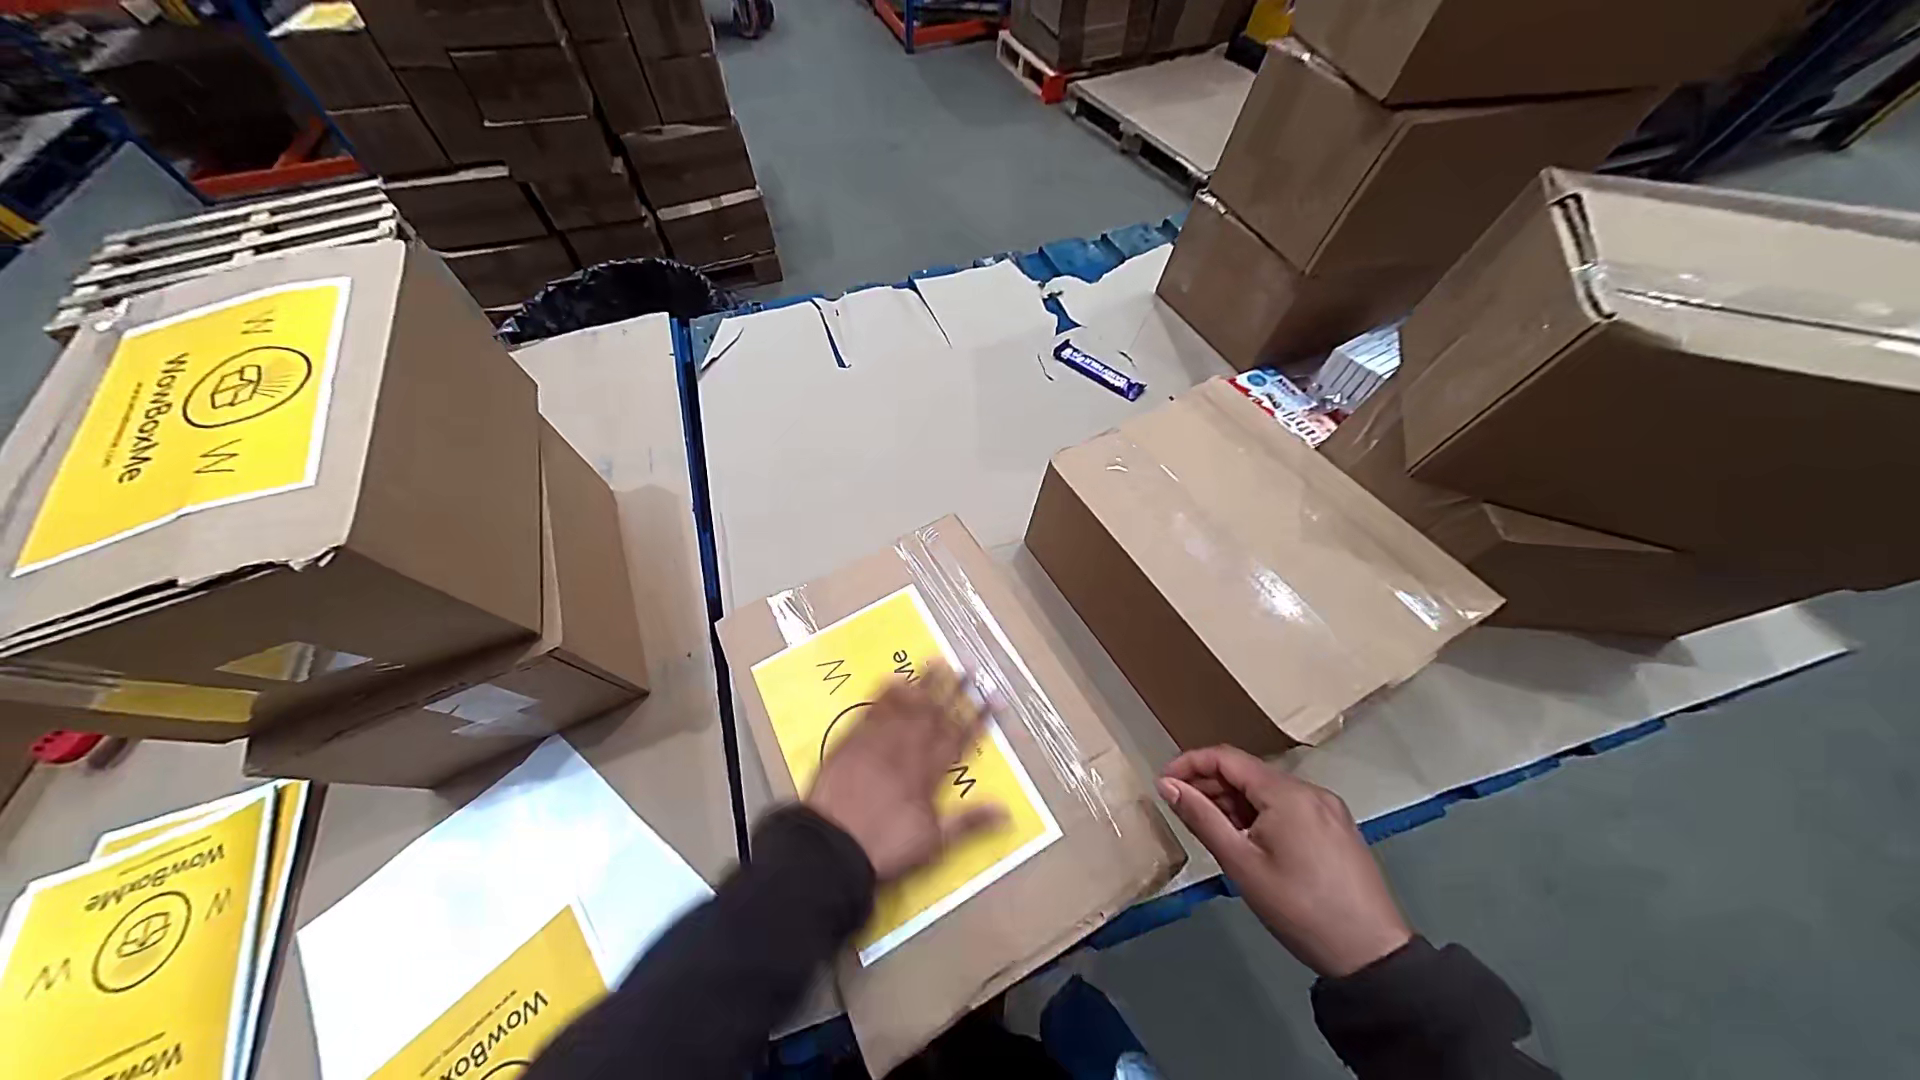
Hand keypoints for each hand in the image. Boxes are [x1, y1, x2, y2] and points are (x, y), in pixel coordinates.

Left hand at [807, 663, 1005, 881]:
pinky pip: (873, 708)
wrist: (830, 845)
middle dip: (955, 688)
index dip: (979, 716)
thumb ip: (969, 822)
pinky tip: (894, 678)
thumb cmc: (884, 846)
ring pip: (907, 704)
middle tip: (969, 667)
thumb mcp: (933, 843)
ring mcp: (878, 740)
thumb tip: (1005, 811)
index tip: (993, 698)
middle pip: (935, 712)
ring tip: (938, 660)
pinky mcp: (852, 739)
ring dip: (924, 682)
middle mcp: (907, 748)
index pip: (960, 737)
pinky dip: (886, 692)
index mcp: (929, 772)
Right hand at [1160, 746, 1411, 977]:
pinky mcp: (1336, 827)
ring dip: (1233, 801)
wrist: (1372, 955)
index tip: (1163, 783)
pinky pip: (1287, 806)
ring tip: (1210, 828)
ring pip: (1266, 790)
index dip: (1189, 763)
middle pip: (1247, 772)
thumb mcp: (1241, 863)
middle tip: (1181, 809)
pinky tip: (1246, 839)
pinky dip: (1259, 813)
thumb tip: (1166, 785)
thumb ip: (1201, 817)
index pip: (1226, 757)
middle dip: (1209, 784)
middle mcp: (1309, 790)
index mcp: (1286, 793)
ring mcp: (1327, 808)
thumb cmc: (1298, 908)